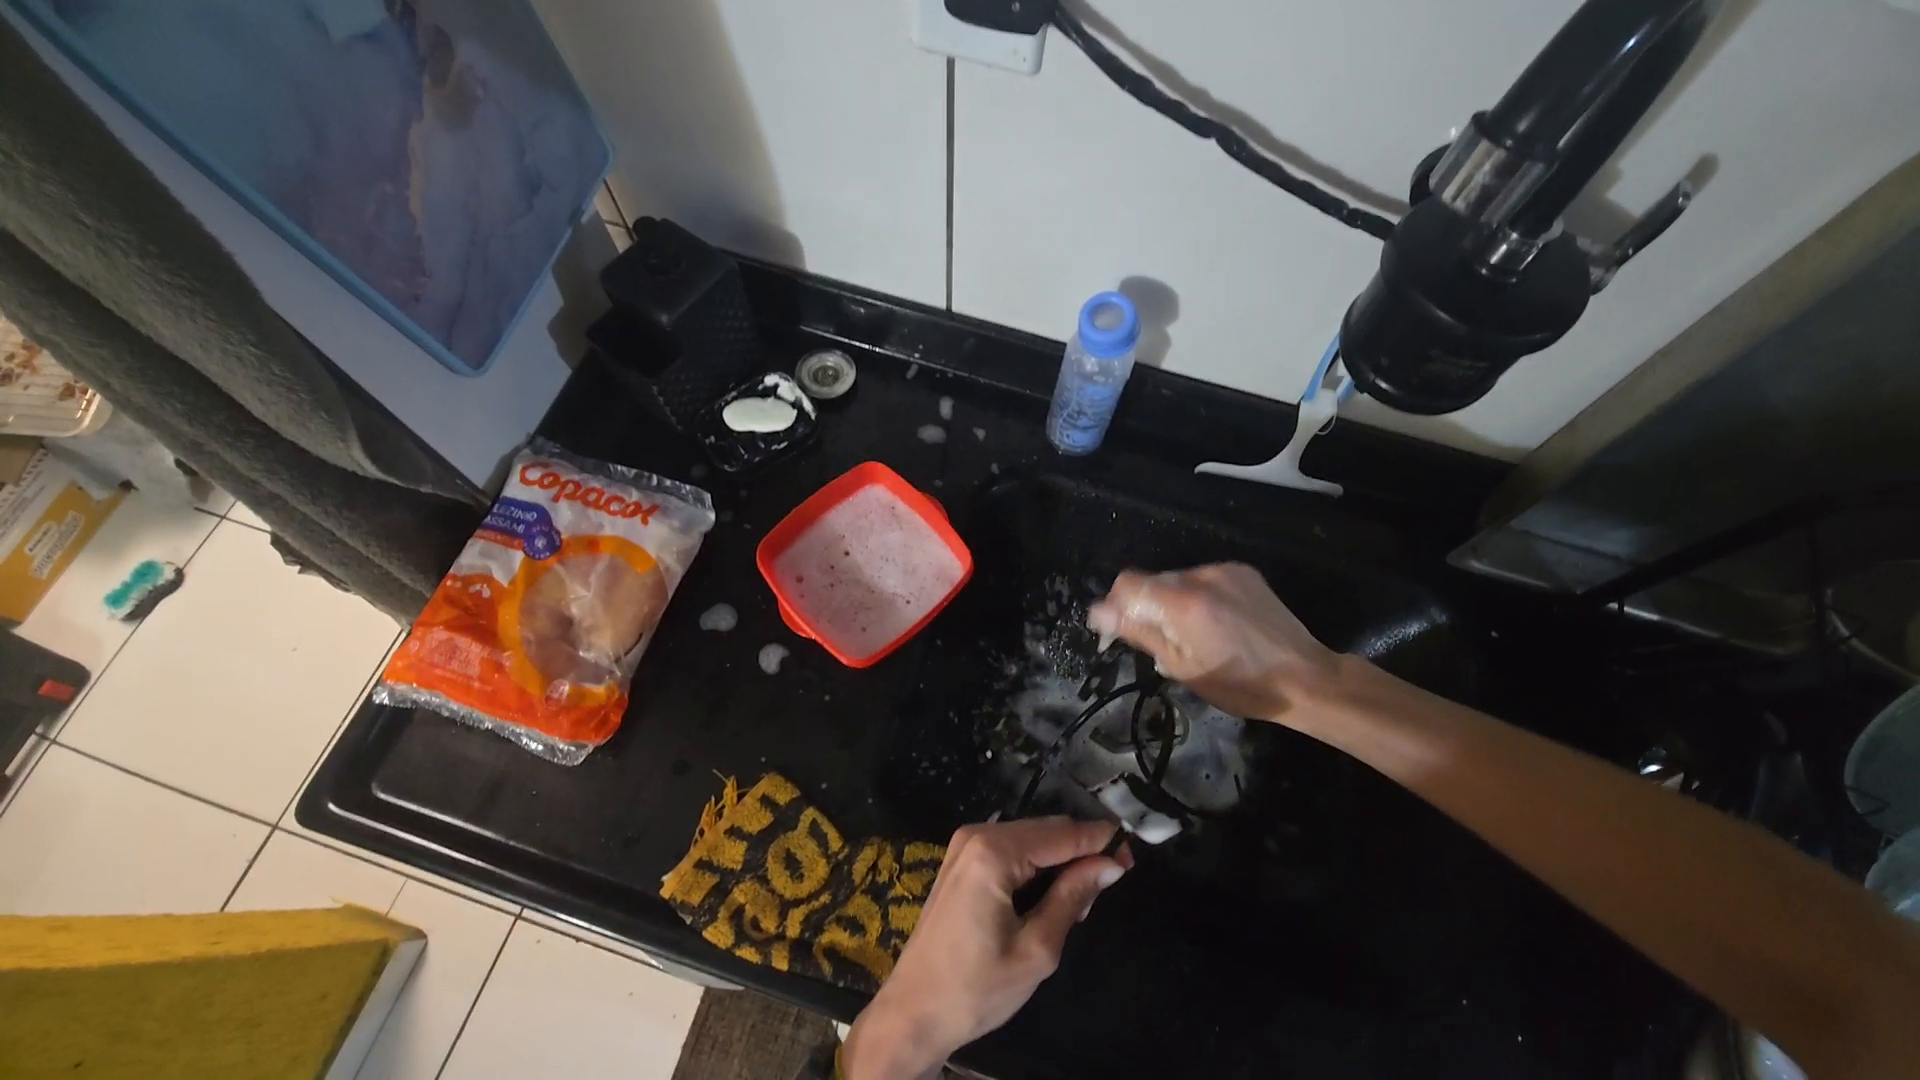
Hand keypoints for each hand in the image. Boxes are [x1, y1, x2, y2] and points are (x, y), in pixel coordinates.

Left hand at [840, 818, 1128, 1078]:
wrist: (913, 1012)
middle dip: (1082, 853)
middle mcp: (977, 835)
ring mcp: (964, 846)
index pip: (1062, 833)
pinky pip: (1011, 851)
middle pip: (1046, 830)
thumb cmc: (976, 988)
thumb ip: (1073, 897)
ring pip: (1031, 839)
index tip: (1132, 860)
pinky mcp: (961, 861)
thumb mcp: (1038, 949)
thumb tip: (1111, 865)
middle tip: (1108, 888)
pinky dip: (1037, 868)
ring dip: (1060, 862)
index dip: (1101, 843)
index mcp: (993, 852)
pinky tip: (1050, 899)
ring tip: (1080, 904)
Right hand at [1086, 563, 1342, 723]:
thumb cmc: (1240, 685)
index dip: (1116, 604)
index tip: (1121, 629)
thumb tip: (1099, 612)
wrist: (1305, 678)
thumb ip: (1140, 633)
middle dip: (1146, 606)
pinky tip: (1216, 622)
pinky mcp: (1244, 572)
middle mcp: (1202, 576)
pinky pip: (1204, 579)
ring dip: (1173, 601)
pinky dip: (1199, 596)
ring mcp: (1226, 571)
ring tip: (1193, 634)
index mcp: (1184, 603)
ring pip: (1178, 580)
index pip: (1128, 583)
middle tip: (1160, 640)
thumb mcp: (1182, 668)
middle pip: (1153, 580)